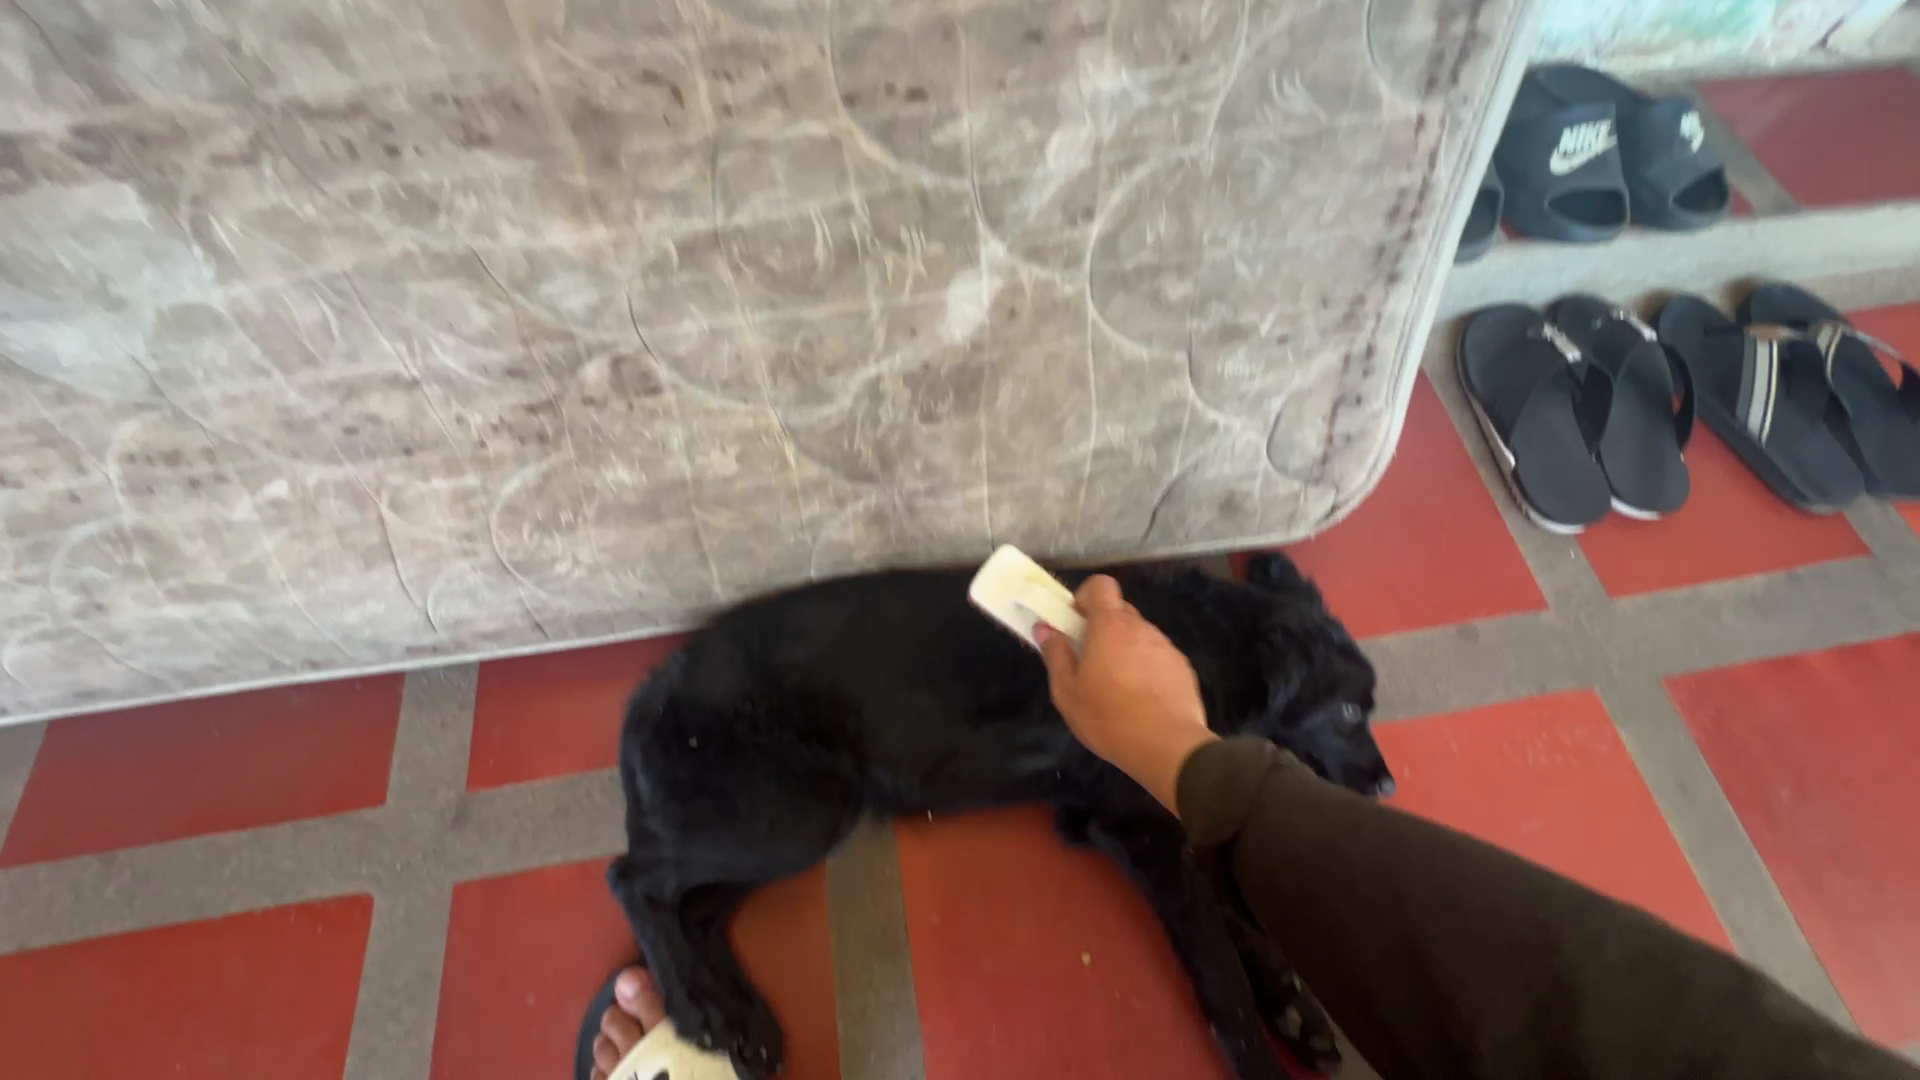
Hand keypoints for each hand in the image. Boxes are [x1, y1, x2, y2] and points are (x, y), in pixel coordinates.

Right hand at [1036, 575, 1218, 812]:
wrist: (1168, 747)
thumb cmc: (1109, 718)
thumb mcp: (1068, 692)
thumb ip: (1055, 655)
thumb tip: (1044, 628)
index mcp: (1110, 626)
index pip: (1101, 585)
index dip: (1085, 597)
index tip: (1075, 622)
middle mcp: (1141, 628)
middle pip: (1119, 610)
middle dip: (1102, 626)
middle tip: (1089, 658)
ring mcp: (1165, 647)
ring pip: (1139, 635)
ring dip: (1125, 649)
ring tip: (1116, 686)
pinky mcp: (1182, 668)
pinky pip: (1157, 656)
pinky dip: (1146, 667)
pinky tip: (1141, 699)